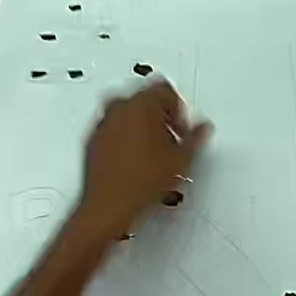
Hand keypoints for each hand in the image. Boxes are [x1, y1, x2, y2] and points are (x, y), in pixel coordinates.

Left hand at [74, 80, 211, 244]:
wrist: (108, 205)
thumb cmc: (137, 183)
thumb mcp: (179, 159)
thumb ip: (194, 137)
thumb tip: (202, 129)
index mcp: (142, 105)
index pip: (165, 90)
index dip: (179, 109)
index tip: (182, 127)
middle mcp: (119, 109)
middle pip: (145, 98)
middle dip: (160, 115)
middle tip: (170, 136)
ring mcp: (104, 123)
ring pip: (127, 112)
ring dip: (142, 124)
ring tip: (154, 149)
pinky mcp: (93, 139)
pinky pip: (113, 127)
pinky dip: (125, 135)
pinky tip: (136, 158)